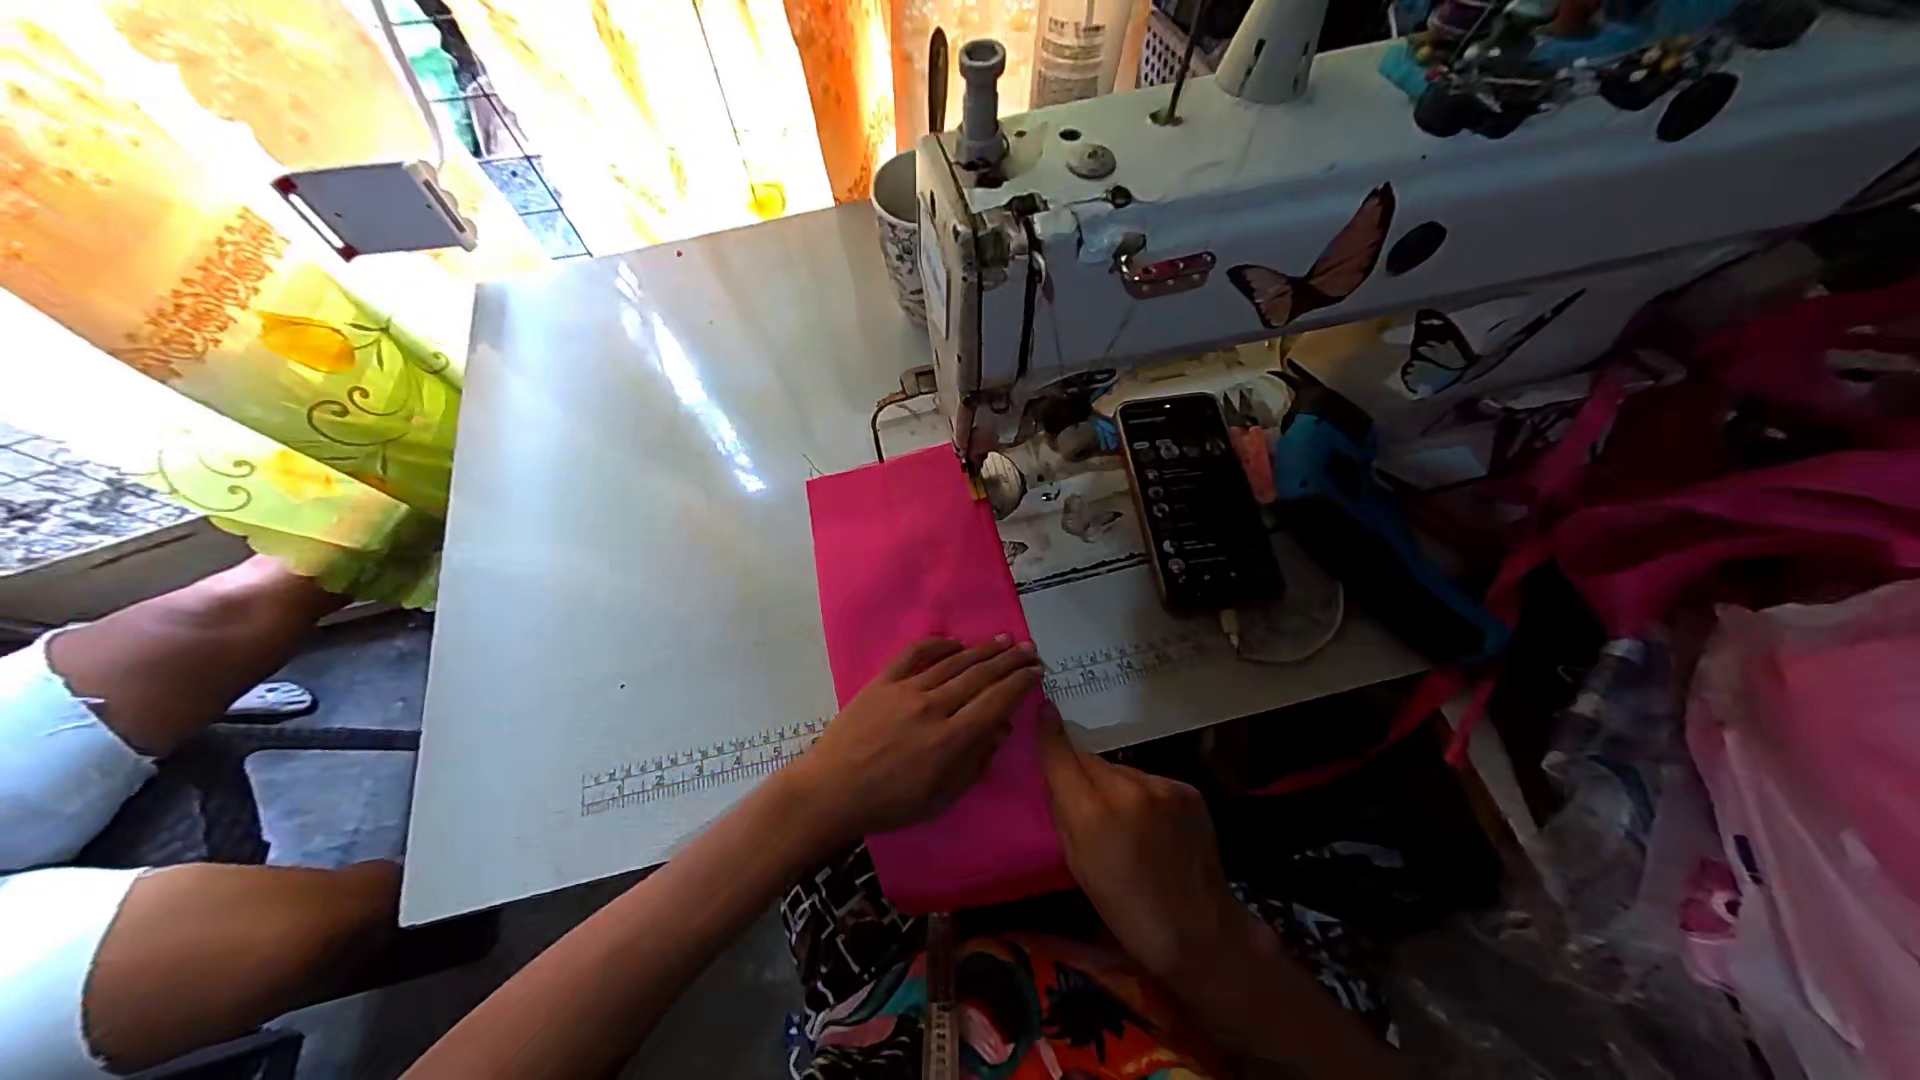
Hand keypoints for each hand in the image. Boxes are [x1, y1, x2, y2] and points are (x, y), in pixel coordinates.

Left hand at [784, 636, 1041, 843]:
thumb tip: (1000, 729)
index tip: (1036, 672)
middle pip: (980, 676)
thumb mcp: (941, 798)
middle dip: (1009, 661)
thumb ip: (975, 763)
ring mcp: (906, 690)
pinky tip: (955, 642)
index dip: (1020, 684)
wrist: (832, 790)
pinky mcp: (883, 682)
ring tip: (1002, 640)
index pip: (996, 702)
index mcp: (950, 740)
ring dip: (981, 650)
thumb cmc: (890, 803)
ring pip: (953, 662)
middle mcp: (933, 707)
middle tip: (1028, 650)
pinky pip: (915, 655)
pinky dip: (937, 645)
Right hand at [1038, 706, 1263, 981]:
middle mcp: (1127, 788)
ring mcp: (1162, 786)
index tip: (1043, 707)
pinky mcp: (1186, 790)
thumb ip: (1063, 812)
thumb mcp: (1077, 864)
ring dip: (1116, 787)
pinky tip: (1154, 825)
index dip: (1048, 732)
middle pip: (1091, 761)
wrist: (1199, 930)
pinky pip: (1150, 781)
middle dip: (1083, 774)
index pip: (1061, 755)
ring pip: (1121, 770)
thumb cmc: (1126, 909)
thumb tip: (1054, 774)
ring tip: (1126, 822)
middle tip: (1087, 805)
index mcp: (1093, 813)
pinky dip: (1145, 796)